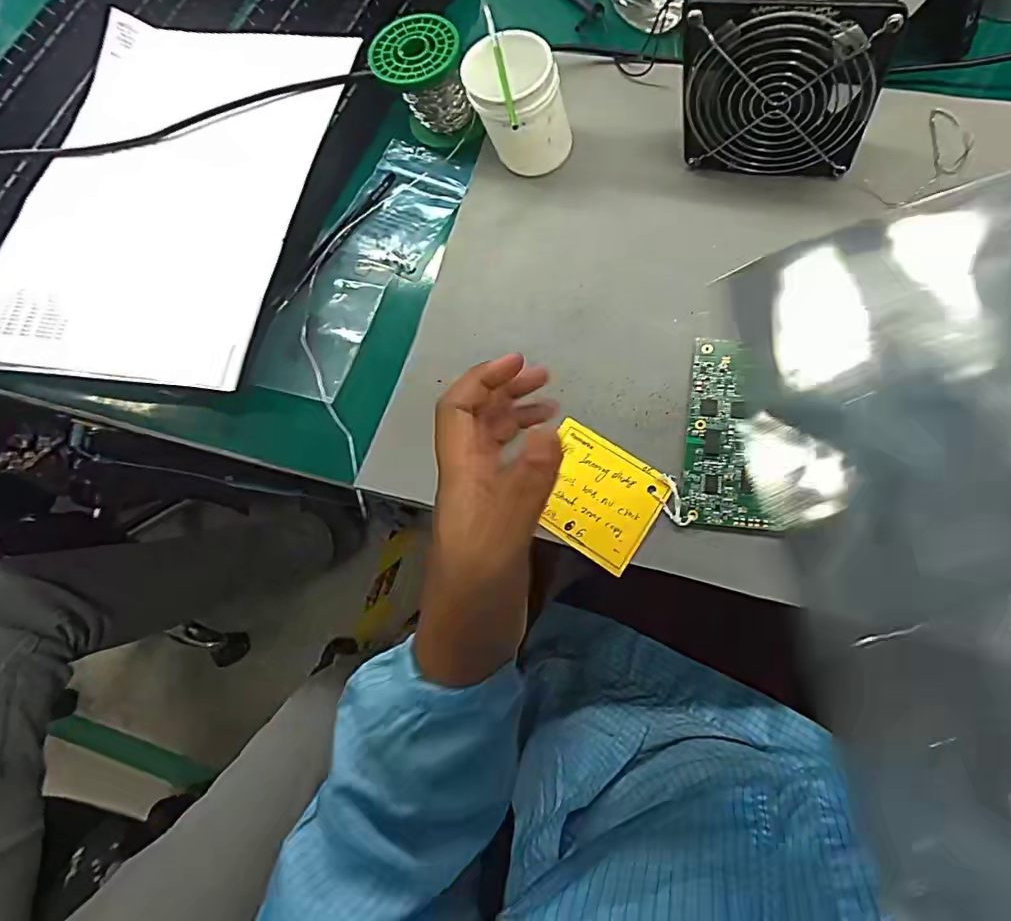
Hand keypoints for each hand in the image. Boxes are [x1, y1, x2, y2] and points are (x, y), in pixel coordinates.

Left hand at [416, 354, 562, 686]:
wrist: (464, 647)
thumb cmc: (475, 594)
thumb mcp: (503, 539)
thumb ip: (527, 486)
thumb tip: (552, 430)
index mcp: (461, 475)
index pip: (458, 410)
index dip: (483, 380)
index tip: (518, 363)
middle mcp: (469, 480)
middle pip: (477, 420)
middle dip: (505, 390)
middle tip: (544, 377)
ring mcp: (483, 500)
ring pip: (495, 442)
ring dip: (517, 416)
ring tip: (551, 404)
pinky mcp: (499, 520)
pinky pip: (513, 469)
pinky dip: (531, 450)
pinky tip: (550, 453)